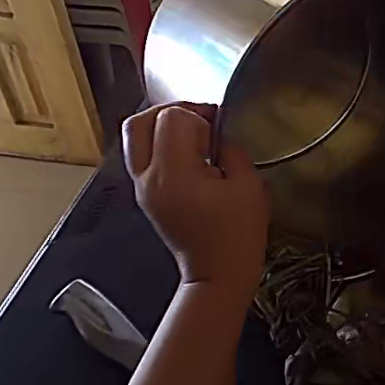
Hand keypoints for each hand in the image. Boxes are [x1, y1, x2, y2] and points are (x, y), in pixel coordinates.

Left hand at [122, 102, 269, 293]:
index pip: (171, 119)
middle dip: (172, 111)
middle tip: (201, 119)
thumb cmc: (237, 233)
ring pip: (136, 138)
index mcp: (173, 174)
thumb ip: (232, 151)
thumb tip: (221, 136)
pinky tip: (193, 157)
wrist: (218, 273)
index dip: (199, 113)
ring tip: (197, 137)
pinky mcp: (146, 196)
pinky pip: (144, 156)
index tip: (220, 126)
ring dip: (165, 128)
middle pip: (138, 122)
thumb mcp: (248, 185)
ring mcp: (142, 189)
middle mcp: (148, 179)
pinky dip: (164, 146)